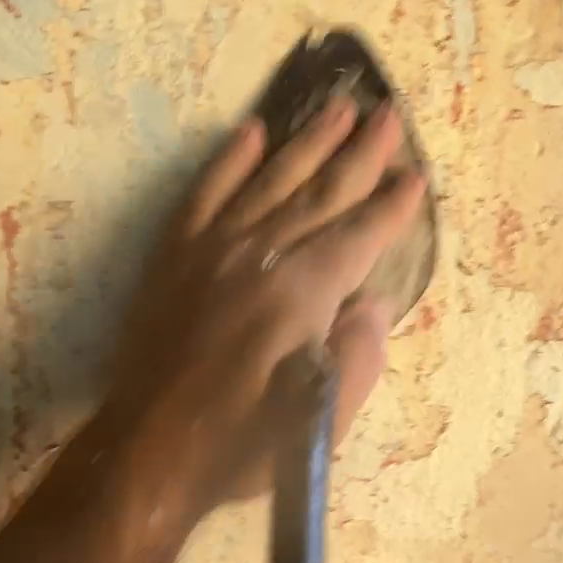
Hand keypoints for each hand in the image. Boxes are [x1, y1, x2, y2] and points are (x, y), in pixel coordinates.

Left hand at [103, 98, 425, 514]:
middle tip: (388, 115)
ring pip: (267, 183)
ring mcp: (209, 253)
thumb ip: (357, 361)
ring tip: (338, 108)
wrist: (146, 454)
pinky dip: (227, 162)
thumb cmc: (238, 451)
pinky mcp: (172, 260)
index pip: (357, 238)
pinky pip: (203, 195)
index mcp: (298, 298)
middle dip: (359, 155)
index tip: (415, 178)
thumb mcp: (318, 427)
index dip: (390, 210)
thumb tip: (374, 306)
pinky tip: (250, 133)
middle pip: (318, 195)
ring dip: (306, 144)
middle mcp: (256, 258)